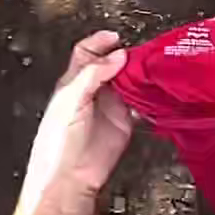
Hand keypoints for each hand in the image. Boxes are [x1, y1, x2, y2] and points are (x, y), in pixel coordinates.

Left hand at [19, 31, 133, 214]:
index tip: (116, 37)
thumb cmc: (59, 140)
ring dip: (140, 74)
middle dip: (127, 56)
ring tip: (151, 68)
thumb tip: (118, 55)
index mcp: (75, 81)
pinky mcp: (125, 121)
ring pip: (129, 81)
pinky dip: (149, 95)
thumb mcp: (71, 99)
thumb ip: (93, 75)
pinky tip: (155, 90)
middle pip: (113, 64)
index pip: (87, 52)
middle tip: (141, 53)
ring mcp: (111, 105)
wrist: (70, 177)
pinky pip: (141, 103)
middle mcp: (94, 90)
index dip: (100, 42)